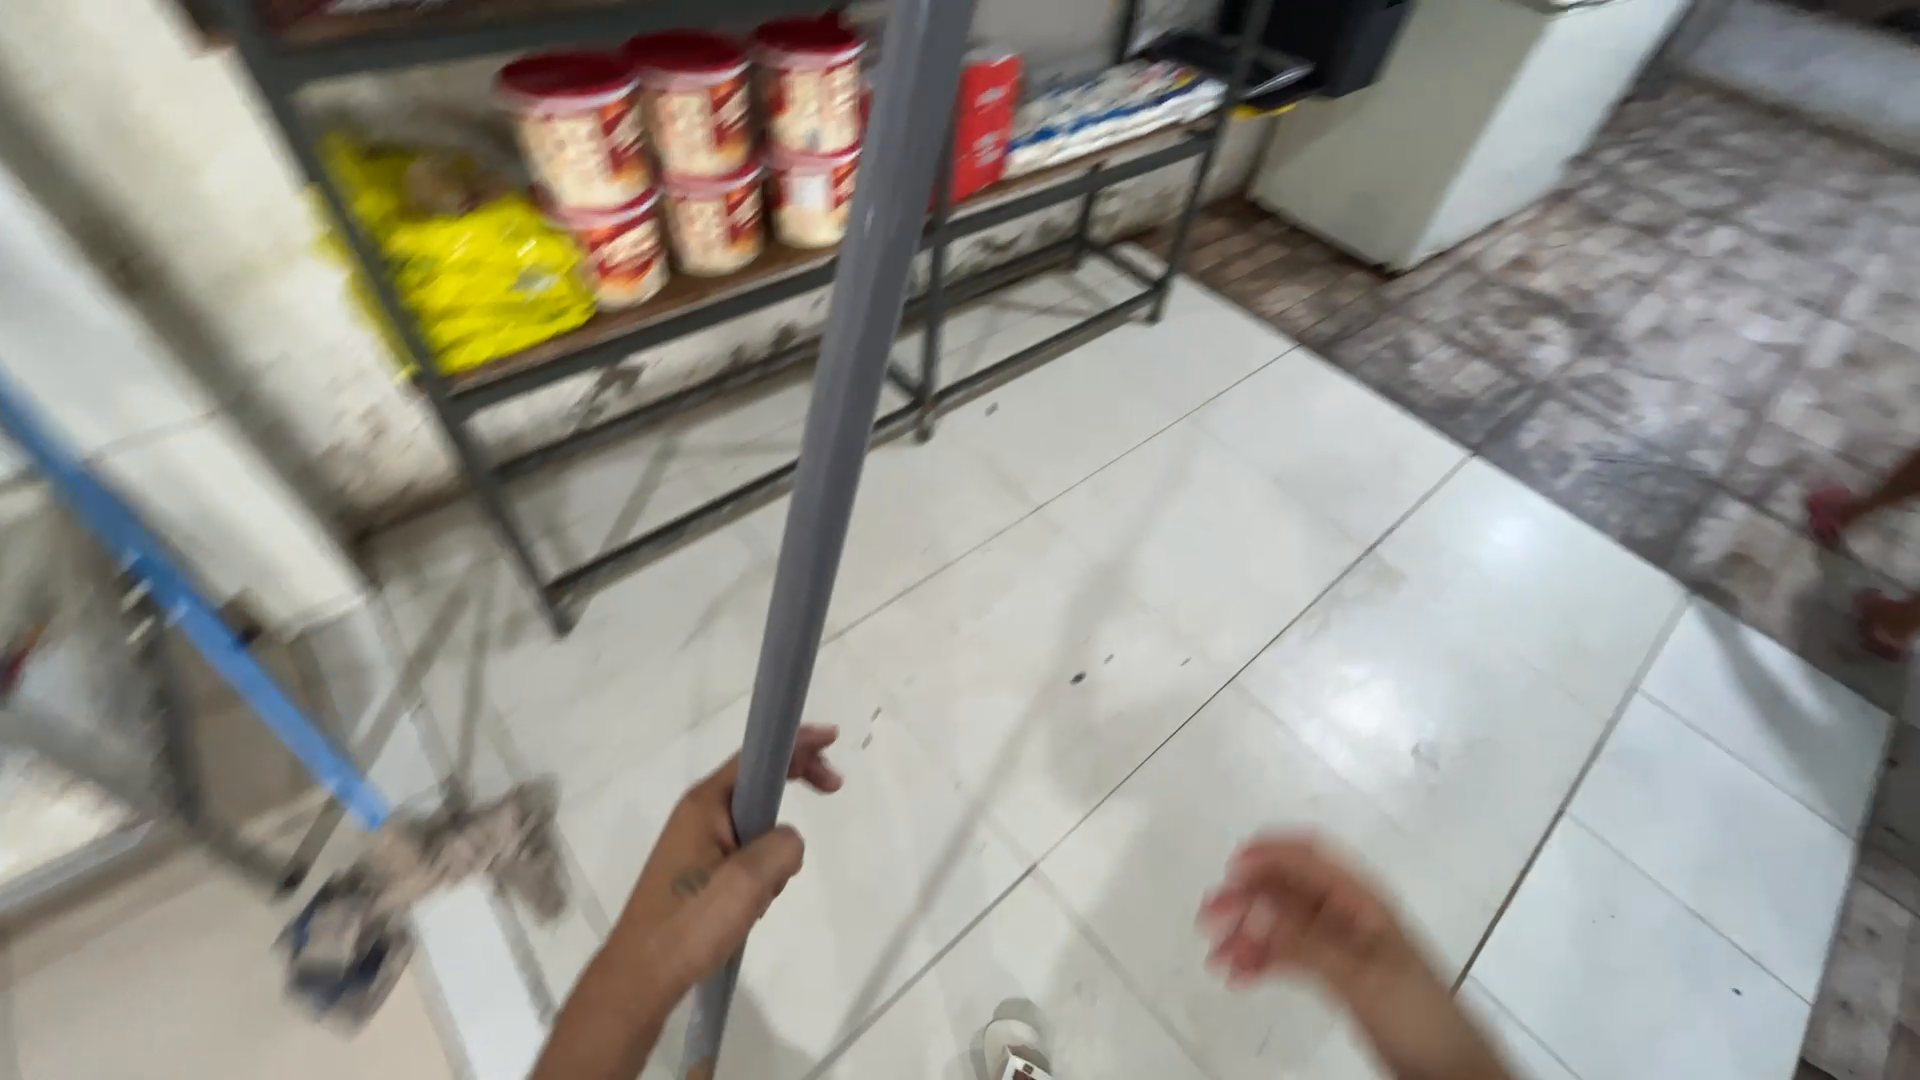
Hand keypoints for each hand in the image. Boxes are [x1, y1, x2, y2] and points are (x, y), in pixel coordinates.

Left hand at [611, 724, 843, 995]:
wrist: (638, 982)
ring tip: (770, 889)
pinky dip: (761, 870)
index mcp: (705, 804)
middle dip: (798, 784)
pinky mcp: (697, 874)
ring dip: (776, 848)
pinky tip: (755, 905)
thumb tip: (789, 842)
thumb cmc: (689, 924)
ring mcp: (696, 844)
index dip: (798, 742)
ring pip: (756, 825)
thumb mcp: (749, 880)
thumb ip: (784, 845)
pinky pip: (744, 854)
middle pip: (760, 782)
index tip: (833, 739)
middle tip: (833, 790)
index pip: (758, 755)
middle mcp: (698, 814)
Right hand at [1200, 834, 1512, 1079]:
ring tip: (1217, 956)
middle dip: (1245, 897)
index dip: (1270, 852)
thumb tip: (1253, 908)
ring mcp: (1337, 942)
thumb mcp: (1362, 977)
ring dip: (1246, 933)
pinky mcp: (1332, 972)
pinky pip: (1285, 954)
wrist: (1456, 1076)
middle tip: (1208, 917)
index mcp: (1359, 900)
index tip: (1231, 866)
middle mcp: (1344, 913)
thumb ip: (1306, 940)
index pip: (1308, 856)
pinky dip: (1259, 959)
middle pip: (1284, 888)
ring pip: (1278, 922)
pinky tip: (1238, 974)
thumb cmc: (1417, 1015)